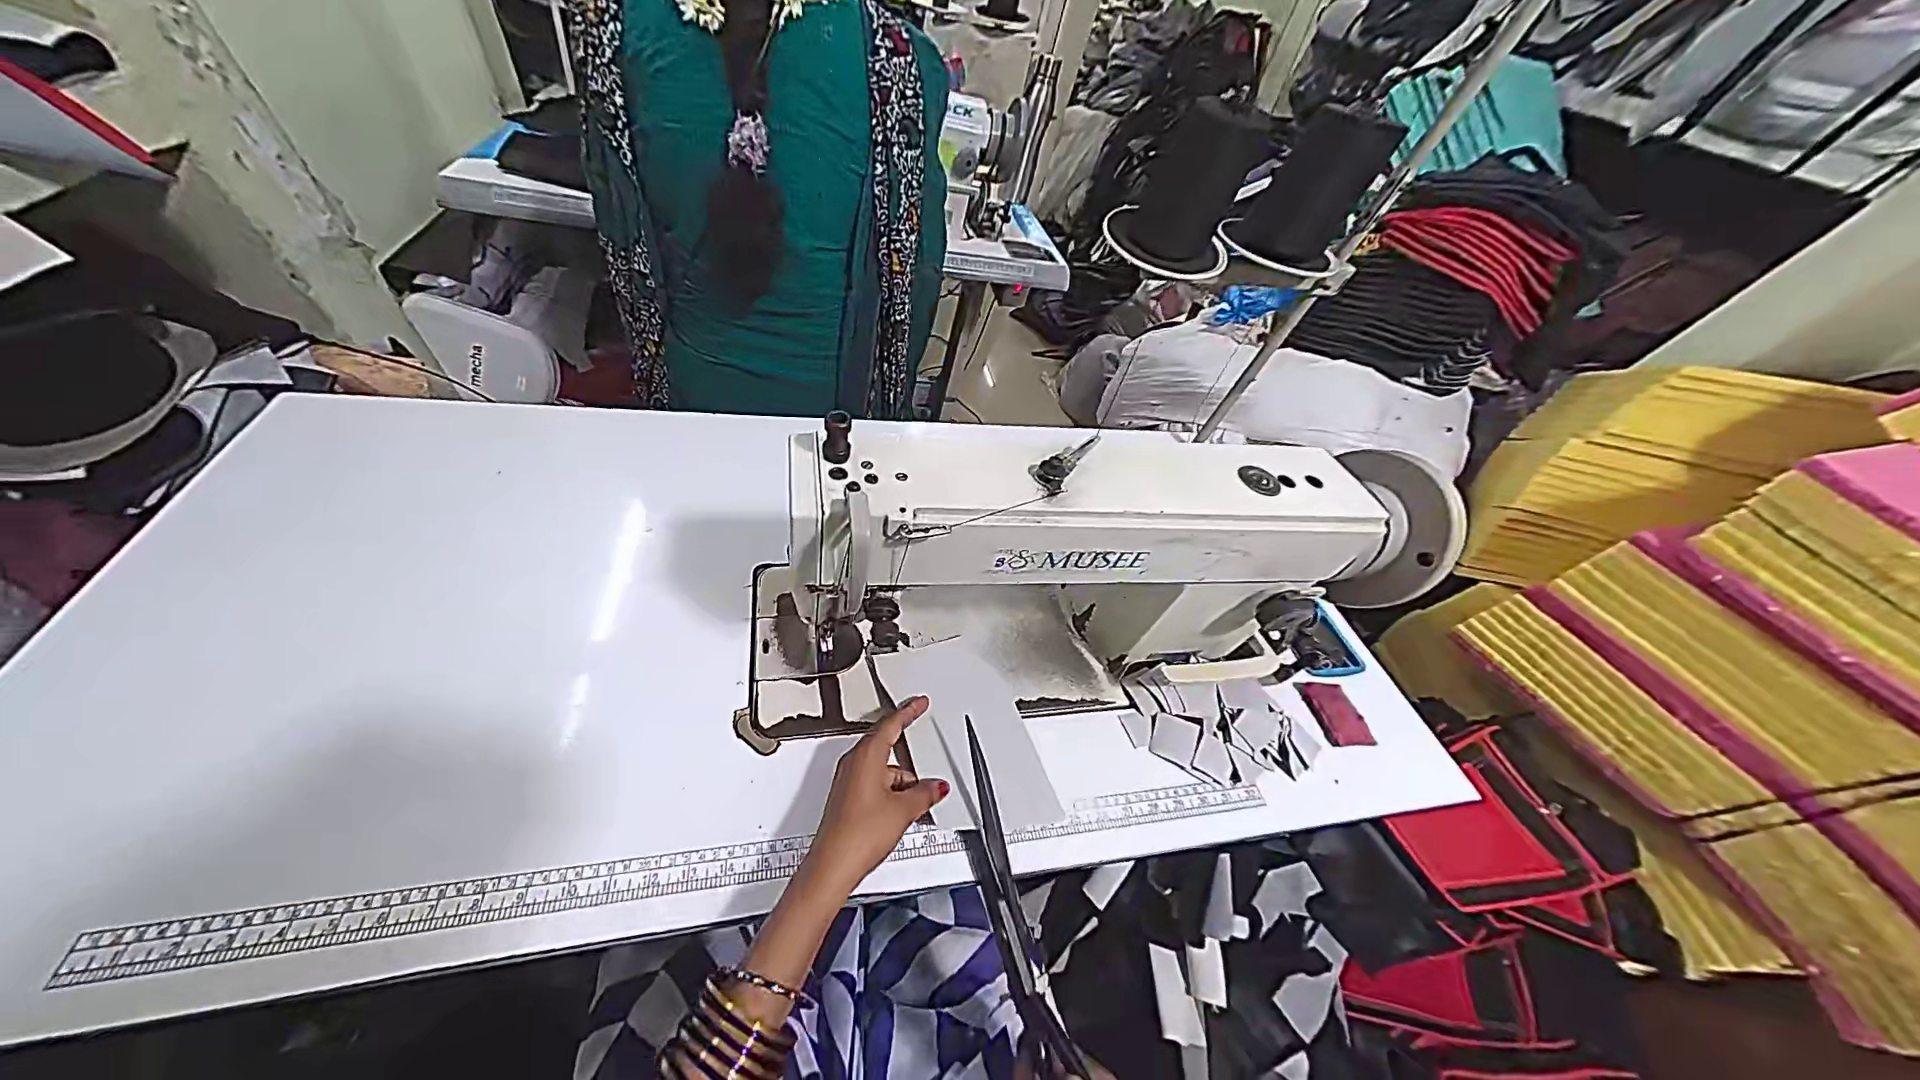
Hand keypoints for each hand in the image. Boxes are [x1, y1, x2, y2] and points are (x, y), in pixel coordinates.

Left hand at [801, 696, 948, 892]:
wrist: (833, 866)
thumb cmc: (857, 835)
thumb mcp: (904, 810)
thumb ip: (925, 793)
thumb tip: (936, 787)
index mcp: (866, 756)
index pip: (891, 724)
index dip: (908, 711)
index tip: (919, 702)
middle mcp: (853, 764)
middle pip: (886, 747)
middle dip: (908, 758)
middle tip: (924, 761)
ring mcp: (848, 781)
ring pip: (882, 769)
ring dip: (900, 781)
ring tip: (915, 802)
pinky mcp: (847, 798)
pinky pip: (874, 784)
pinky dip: (890, 792)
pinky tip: (900, 811)